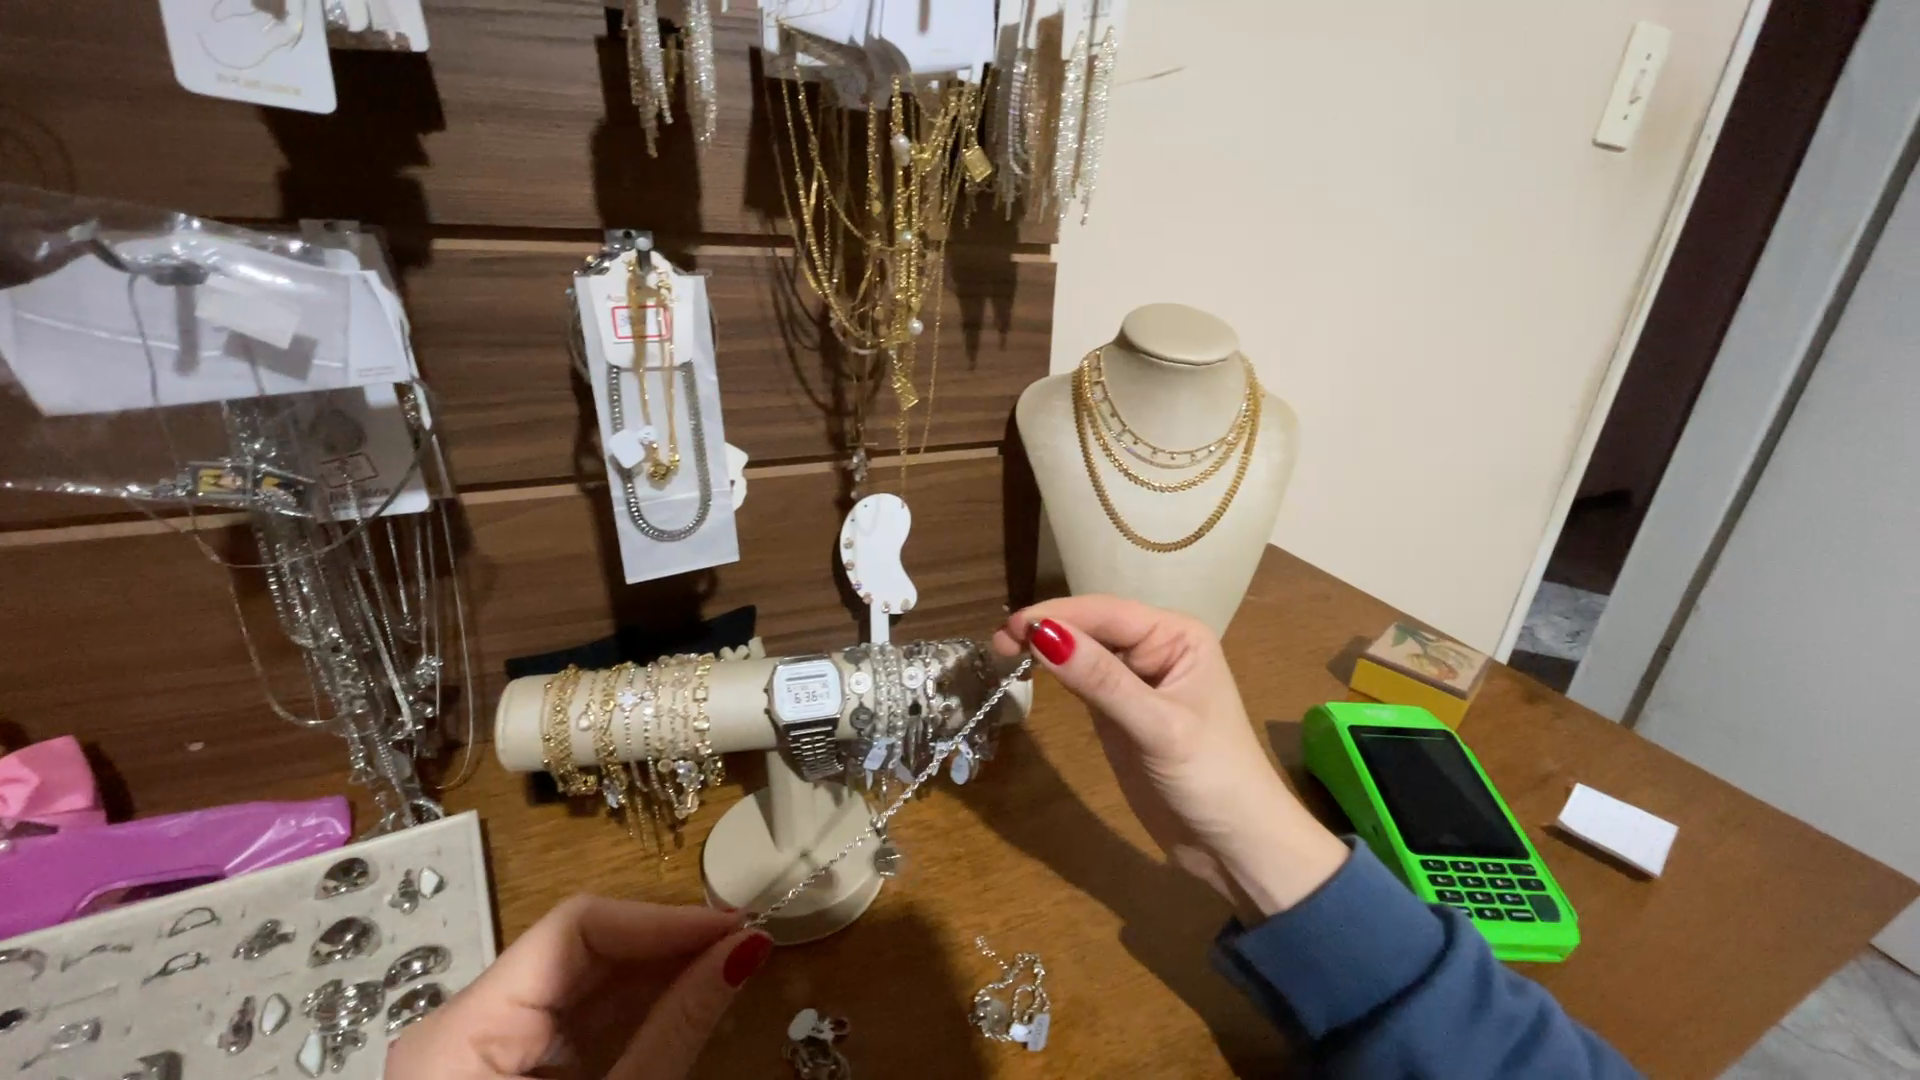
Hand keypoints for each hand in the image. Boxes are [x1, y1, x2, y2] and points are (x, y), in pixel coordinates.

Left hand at [386, 896, 771, 1079]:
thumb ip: (675, 1029)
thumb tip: (746, 948)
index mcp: (461, 1030)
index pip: (577, 929)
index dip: (662, 919)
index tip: (736, 929)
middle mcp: (460, 1025)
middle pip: (578, 949)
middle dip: (665, 945)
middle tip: (743, 946)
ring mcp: (477, 1052)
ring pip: (581, 981)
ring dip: (657, 974)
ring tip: (725, 969)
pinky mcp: (500, 1076)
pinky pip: (573, 1021)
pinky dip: (633, 1012)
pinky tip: (682, 1006)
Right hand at [993, 596, 1348, 921]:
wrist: (1235, 847)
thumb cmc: (1212, 779)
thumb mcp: (1157, 727)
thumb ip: (1100, 680)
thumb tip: (1041, 634)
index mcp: (1177, 636)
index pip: (1107, 612)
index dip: (1057, 615)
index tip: (1009, 625)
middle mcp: (1157, 647)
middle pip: (1092, 625)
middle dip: (1047, 629)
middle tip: (997, 643)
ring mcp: (1137, 680)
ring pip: (1084, 650)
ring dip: (1047, 648)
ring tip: (1002, 651)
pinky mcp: (1120, 711)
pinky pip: (1083, 680)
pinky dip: (1056, 673)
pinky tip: (1029, 668)